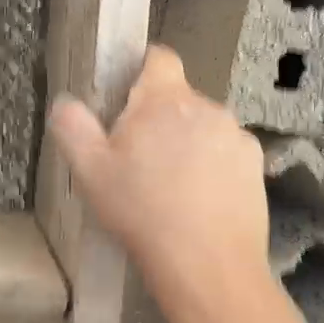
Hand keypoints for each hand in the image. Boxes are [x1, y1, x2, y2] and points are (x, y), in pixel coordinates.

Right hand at [49, 46, 269, 322]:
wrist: (207, 264)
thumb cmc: (140, 208)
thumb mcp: (86, 167)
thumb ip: (71, 124)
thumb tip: (67, 101)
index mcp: (164, 100)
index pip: (159, 57)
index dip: (139, 68)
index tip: (122, 96)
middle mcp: (207, 109)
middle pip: (176, 96)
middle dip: (155, 115)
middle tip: (132, 153)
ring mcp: (238, 139)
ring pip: (200, 125)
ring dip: (182, 140)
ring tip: (164, 181)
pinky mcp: (257, 170)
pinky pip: (223, 152)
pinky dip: (208, 165)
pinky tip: (193, 198)